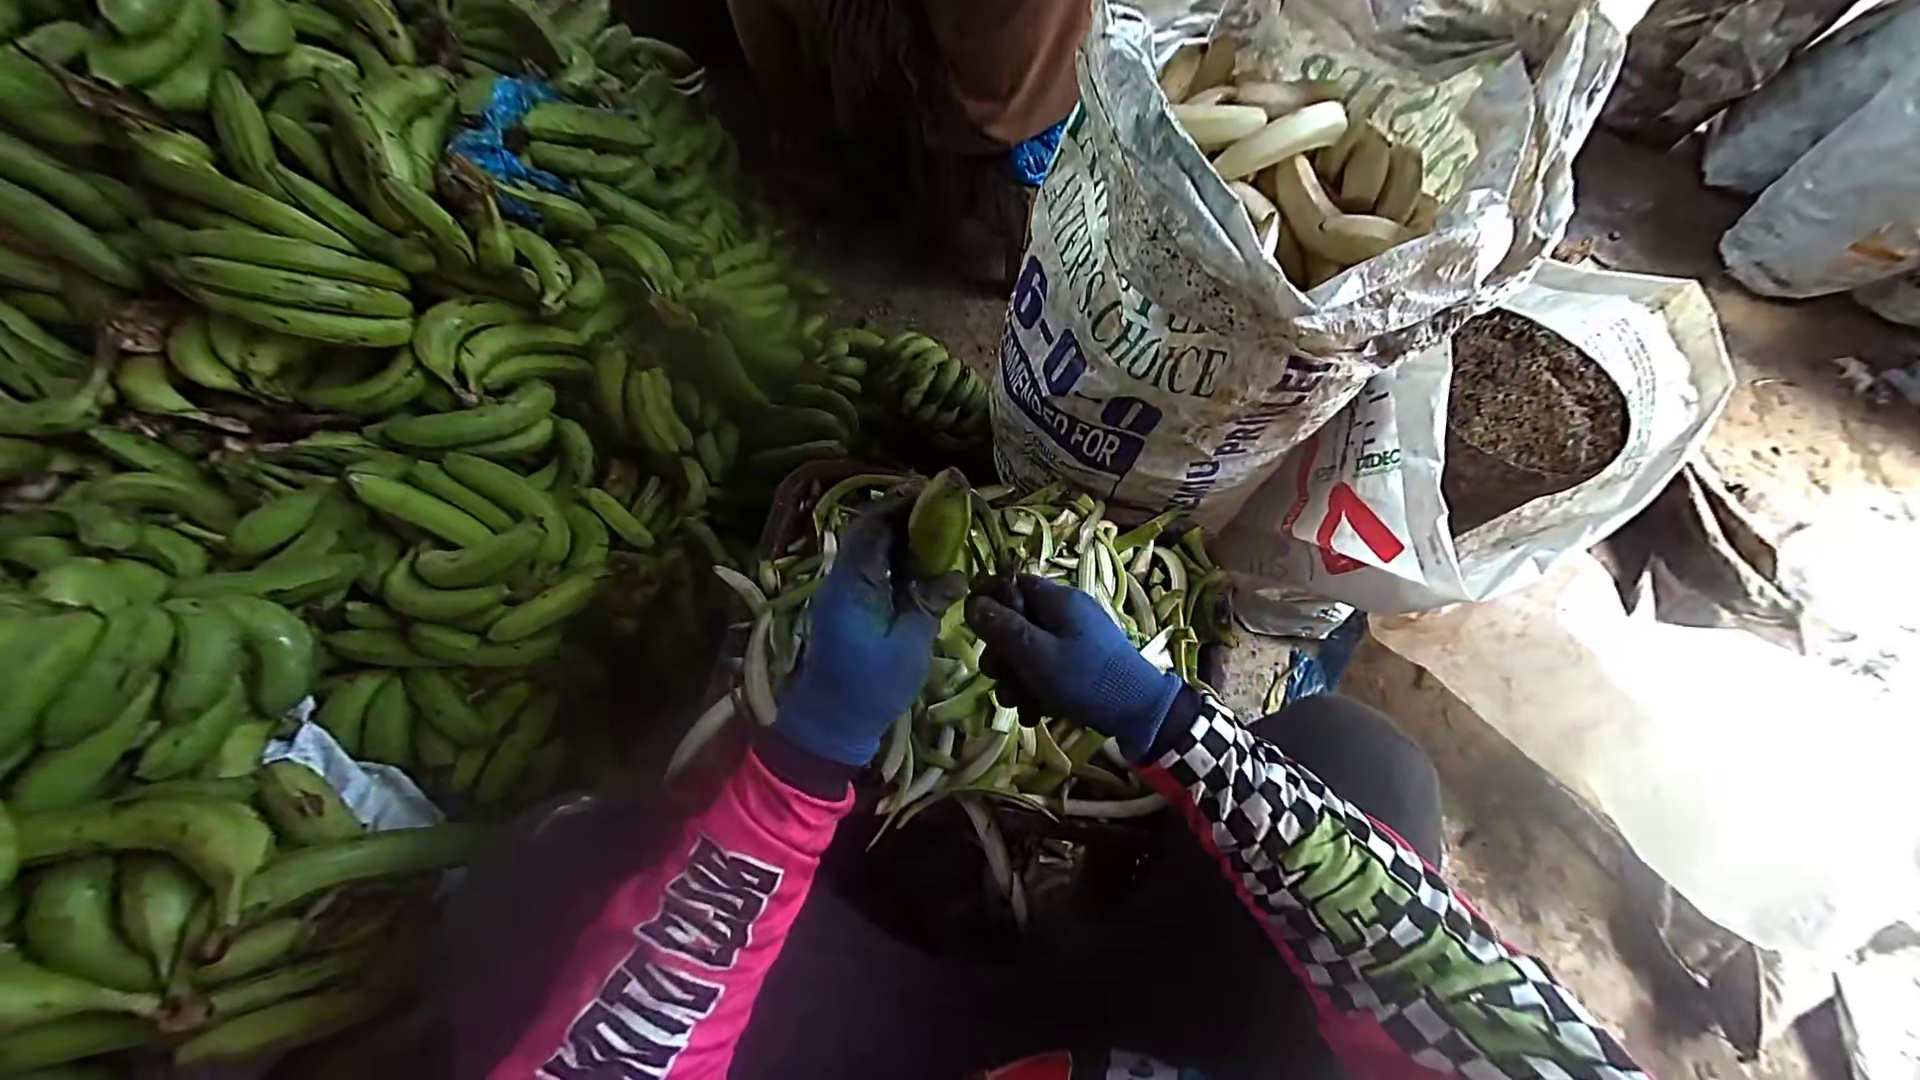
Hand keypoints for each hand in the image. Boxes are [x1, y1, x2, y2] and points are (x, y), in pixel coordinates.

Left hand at [774, 501, 965, 766]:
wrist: (830, 722)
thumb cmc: (870, 689)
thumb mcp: (908, 647)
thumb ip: (928, 604)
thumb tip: (957, 575)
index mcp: (852, 585)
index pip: (872, 528)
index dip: (902, 505)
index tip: (934, 492)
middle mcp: (842, 579)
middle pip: (869, 530)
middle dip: (903, 512)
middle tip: (942, 504)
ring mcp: (843, 589)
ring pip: (869, 545)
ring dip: (900, 531)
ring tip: (937, 523)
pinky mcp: (849, 602)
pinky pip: (872, 565)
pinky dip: (896, 554)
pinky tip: (921, 557)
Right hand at [965, 574, 1183, 761]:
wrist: (1139, 713)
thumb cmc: (1084, 678)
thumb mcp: (1035, 653)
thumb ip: (1002, 627)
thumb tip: (972, 603)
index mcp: (1058, 600)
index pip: (1014, 584)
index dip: (990, 602)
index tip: (976, 630)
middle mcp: (1067, 613)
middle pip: (1018, 621)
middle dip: (1002, 652)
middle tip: (997, 677)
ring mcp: (1077, 638)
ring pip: (1031, 648)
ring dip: (1017, 676)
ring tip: (1016, 702)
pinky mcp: (1084, 662)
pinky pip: (1049, 666)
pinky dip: (1038, 686)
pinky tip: (1034, 711)